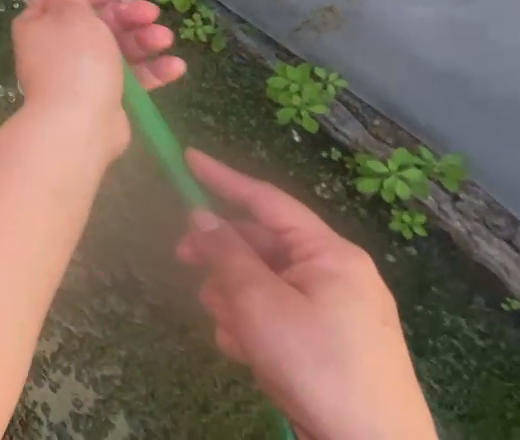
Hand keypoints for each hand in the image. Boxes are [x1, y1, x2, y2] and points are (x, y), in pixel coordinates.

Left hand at [10, 0, 184, 160]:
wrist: (77, 123)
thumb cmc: (73, 61)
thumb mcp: (70, 15)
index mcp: (40, 23)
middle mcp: (56, 45)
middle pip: (96, 22)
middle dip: (126, 15)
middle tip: (151, 14)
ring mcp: (80, 71)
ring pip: (117, 48)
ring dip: (143, 40)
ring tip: (164, 39)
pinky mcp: (104, 94)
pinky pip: (130, 77)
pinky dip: (152, 70)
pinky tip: (175, 67)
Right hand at [176, 150, 437, 439]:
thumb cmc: (314, 362)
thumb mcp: (256, 300)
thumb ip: (224, 251)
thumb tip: (200, 215)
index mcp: (330, 256)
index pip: (268, 201)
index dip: (224, 178)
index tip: (187, 157)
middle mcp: (336, 275)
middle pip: (258, 245)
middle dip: (221, 259)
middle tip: (183, 263)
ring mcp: (335, 310)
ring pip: (259, 281)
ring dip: (233, 301)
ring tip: (233, 332)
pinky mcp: (328, 340)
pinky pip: (274, 313)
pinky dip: (252, 325)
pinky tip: (247, 351)